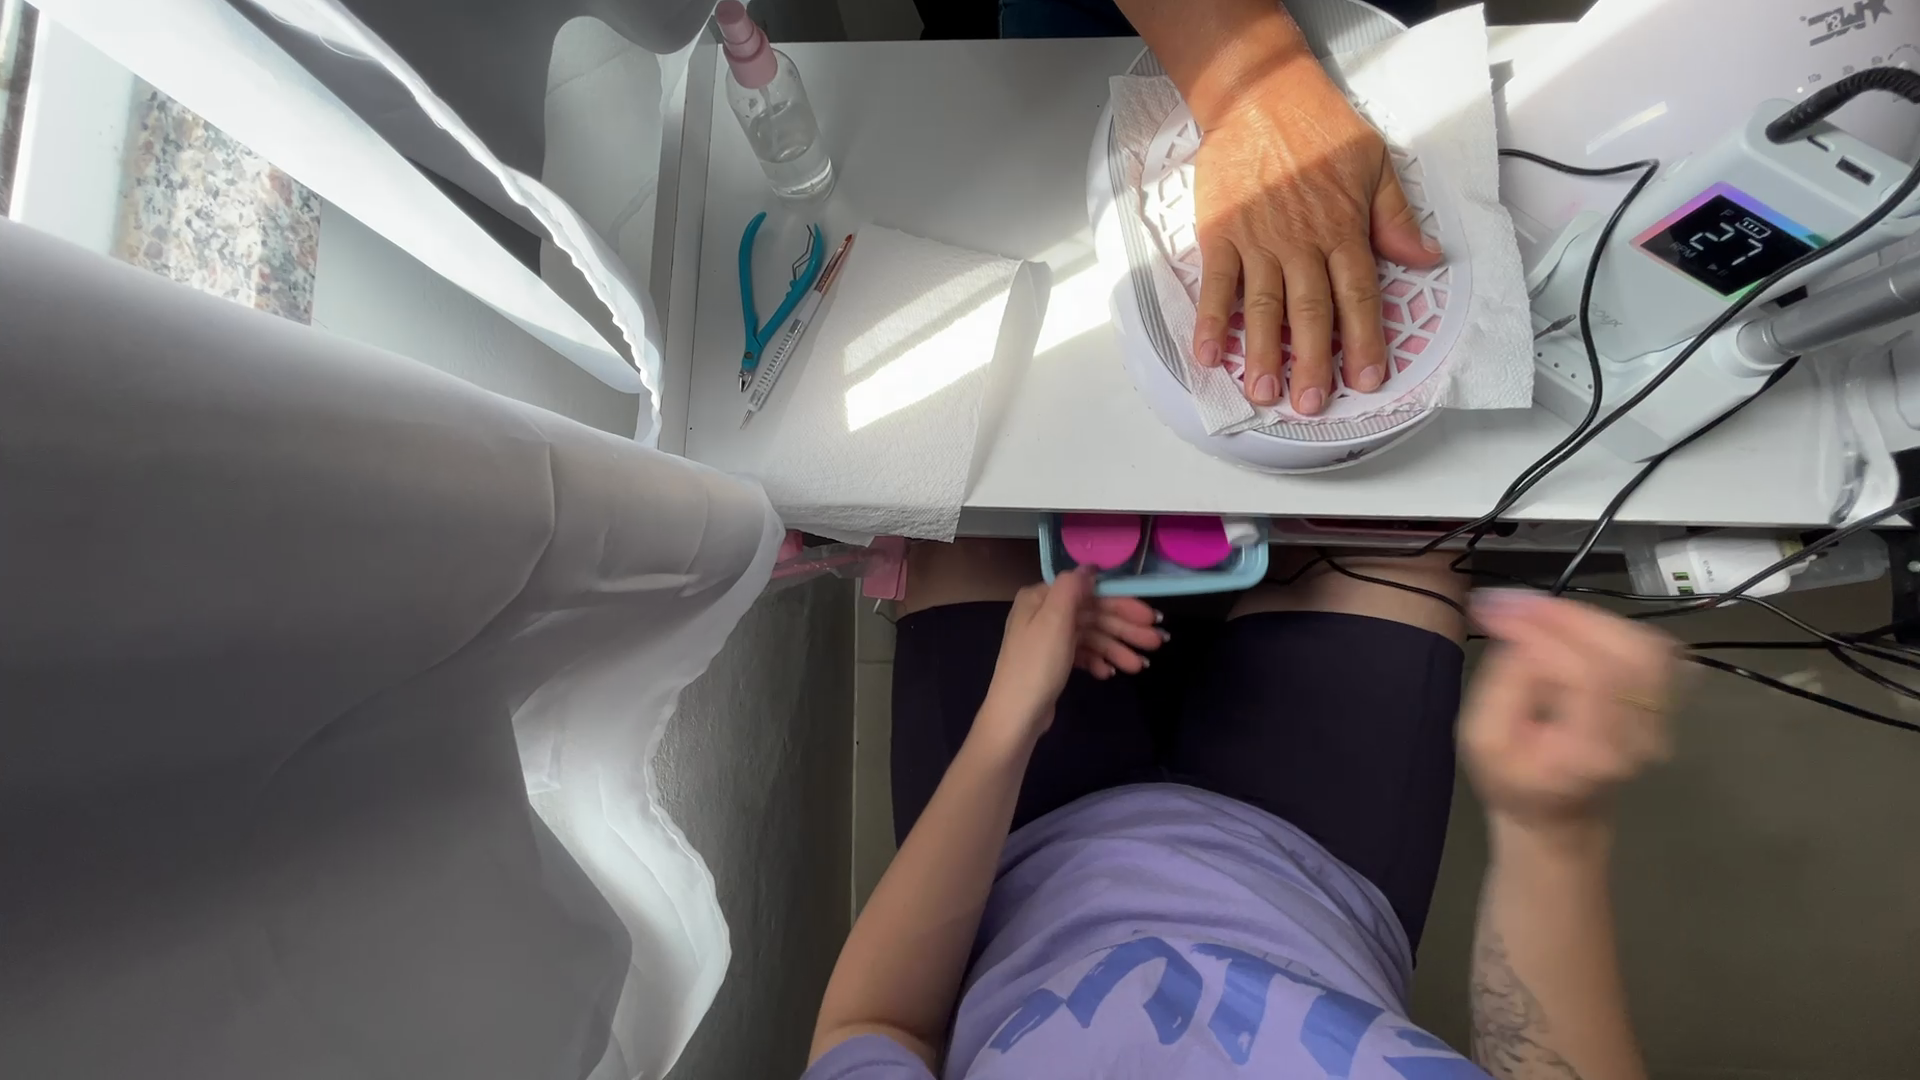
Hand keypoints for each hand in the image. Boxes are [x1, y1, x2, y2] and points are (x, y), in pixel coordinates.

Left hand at [978, 567, 1164, 739]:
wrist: (1016, 715)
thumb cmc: (1037, 664)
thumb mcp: (1055, 620)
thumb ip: (1072, 587)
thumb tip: (1089, 567)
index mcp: (1040, 598)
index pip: (1088, 592)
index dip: (1121, 602)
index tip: (1151, 616)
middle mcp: (1042, 614)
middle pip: (1092, 615)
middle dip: (1125, 629)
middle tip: (1157, 643)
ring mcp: (1047, 639)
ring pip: (1090, 636)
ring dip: (1116, 648)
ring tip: (1140, 666)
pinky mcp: (1052, 662)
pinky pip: (1081, 654)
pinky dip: (1098, 661)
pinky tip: (1111, 673)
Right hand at [1189, 55, 1440, 413]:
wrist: (1261, 97)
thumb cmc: (1318, 129)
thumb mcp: (1374, 163)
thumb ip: (1395, 215)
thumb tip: (1425, 258)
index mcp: (1343, 228)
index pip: (1359, 294)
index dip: (1364, 339)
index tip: (1368, 379)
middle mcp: (1302, 242)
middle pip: (1310, 311)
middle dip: (1312, 360)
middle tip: (1311, 403)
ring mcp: (1258, 242)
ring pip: (1263, 306)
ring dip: (1262, 353)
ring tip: (1262, 393)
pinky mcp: (1220, 237)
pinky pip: (1215, 286)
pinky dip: (1210, 321)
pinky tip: (1207, 355)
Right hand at [1461, 591, 1678, 838]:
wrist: (1558, 815)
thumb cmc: (1510, 779)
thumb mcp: (1482, 739)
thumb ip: (1504, 686)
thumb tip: (1522, 637)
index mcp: (1594, 748)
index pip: (1587, 673)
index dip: (1539, 632)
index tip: (1490, 610)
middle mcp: (1642, 732)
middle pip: (1628, 651)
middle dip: (1566, 614)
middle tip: (1512, 602)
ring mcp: (1660, 719)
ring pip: (1646, 644)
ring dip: (1588, 617)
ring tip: (1537, 610)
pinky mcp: (1662, 705)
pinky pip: (1654, 651)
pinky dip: (1611, 627)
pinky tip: (1570, 627)